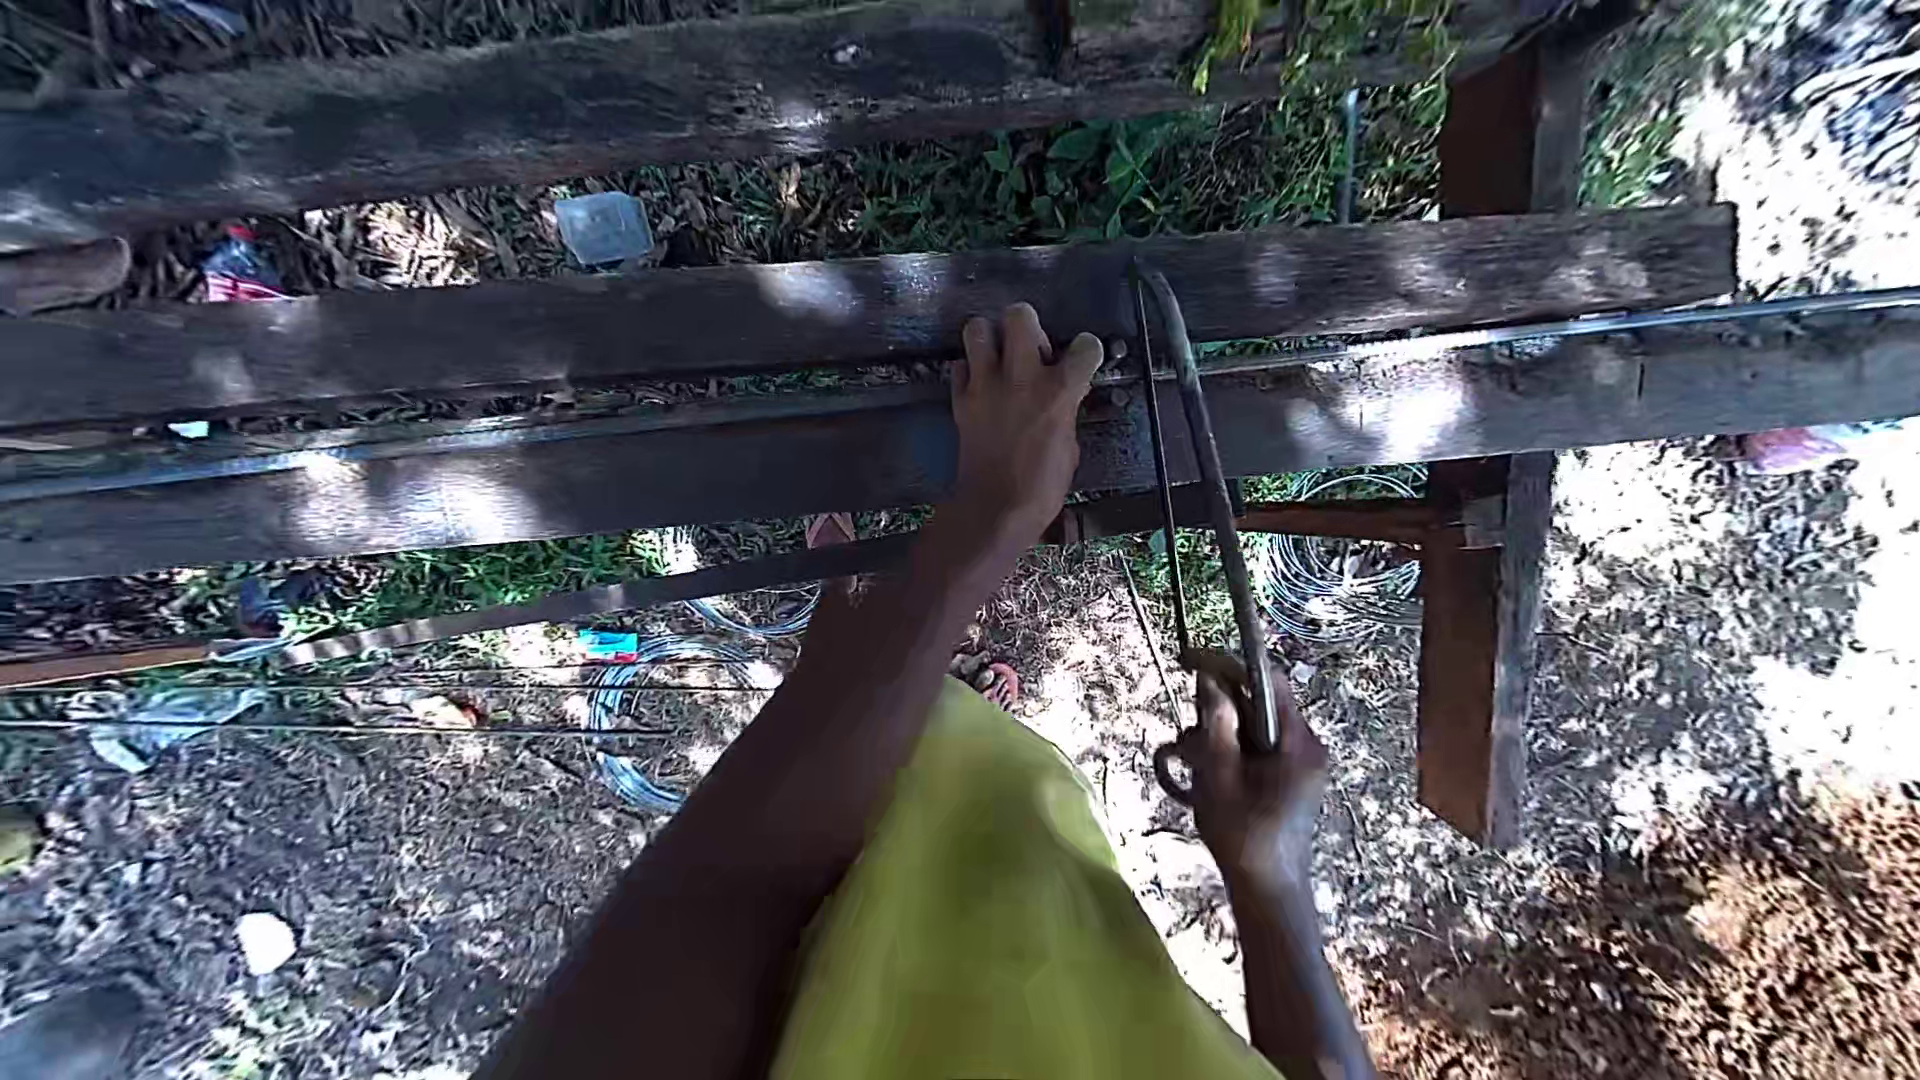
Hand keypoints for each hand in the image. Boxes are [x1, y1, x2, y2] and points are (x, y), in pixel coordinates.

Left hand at [948, 303, 1102, 544]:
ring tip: (999, 360)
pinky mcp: (960, 401)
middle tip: (1030, 351)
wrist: (995, 509)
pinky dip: (968, 372)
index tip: (1081, 359)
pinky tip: (979, 386)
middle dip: (1028, 325)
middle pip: (1019, 315)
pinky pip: (958, 367)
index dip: (1086, 350)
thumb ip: (1066, 411)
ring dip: (990, 338)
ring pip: (977, 329)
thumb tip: (1063, 398)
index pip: (1085, 346)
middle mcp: (1020, 378)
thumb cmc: (1042, 487)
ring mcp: (985, 386)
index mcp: (1058, 391)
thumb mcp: (1070, 448)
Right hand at [1173, 648, 1327, 897]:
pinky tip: (1208, 769)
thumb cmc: (1244, 838)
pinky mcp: (1288, 773)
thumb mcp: (1220, 778)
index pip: (1269, 681)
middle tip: (1187, 726)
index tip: (1190, 660)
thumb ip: (1217, 726)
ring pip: (1252, 722)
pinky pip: (1254, 742)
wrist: (1269, 892)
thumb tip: (1209, 680)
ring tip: (1193, 759)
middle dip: (1217, 705)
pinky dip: (1228, 746)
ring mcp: (1299, 760)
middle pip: (1258, 700)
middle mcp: (1306, 745)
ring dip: (1218, 730)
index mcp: (1299, 744)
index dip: (1228, 664)